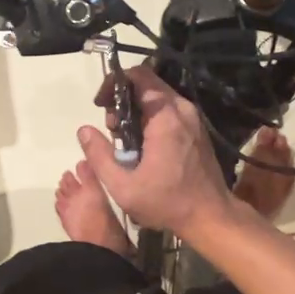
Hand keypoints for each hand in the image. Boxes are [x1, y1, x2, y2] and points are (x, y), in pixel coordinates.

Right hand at [76, 66, 237, 238]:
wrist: (210, 217)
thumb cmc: (167, 202)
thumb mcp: (123, 186)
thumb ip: (99, 155)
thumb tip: (83, 130)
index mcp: (165, 117)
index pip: (139, 76)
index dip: (114, 84)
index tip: (101, 106)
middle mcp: (182, 110)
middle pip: (148, 85)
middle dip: (123, 100)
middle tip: (111, 129)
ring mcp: (193, 119)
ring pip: (158, 99)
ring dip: (136, 111)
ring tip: (124, 141)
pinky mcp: (197, 130)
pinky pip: (169, 112)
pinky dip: (151, 120)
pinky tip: (143, 147)